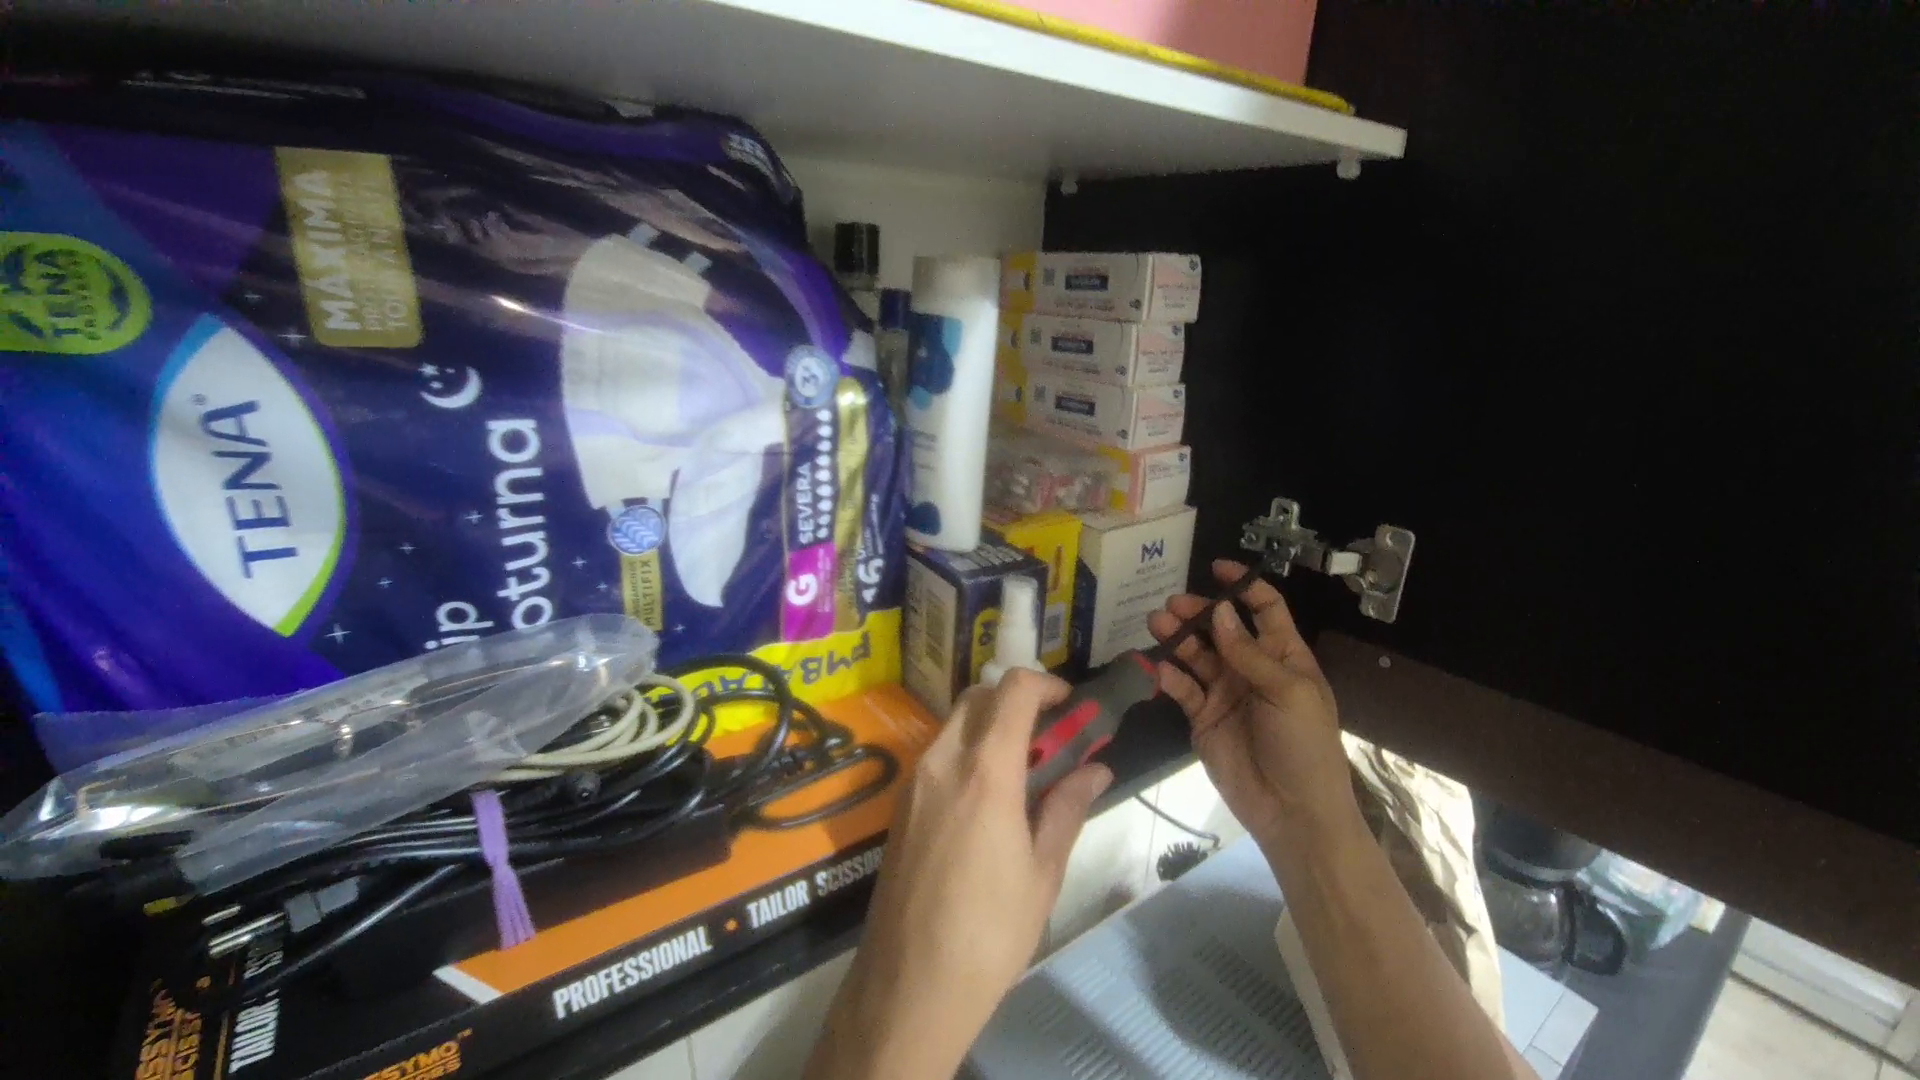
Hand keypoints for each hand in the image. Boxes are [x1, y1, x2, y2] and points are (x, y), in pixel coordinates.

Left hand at [804, 670, 1111, 1079]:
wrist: (909, 983)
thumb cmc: (991, 931)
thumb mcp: (1043, 871)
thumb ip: (1067, 808)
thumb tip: (1097, 770)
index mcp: (985, 771)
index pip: (1013, 690)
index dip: (1047, 684)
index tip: (1071, 705)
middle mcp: (942, 761)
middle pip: (978, 697)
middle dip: (1017, 700)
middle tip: (1050, 734)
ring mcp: (914, 782)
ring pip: (954, 724)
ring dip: (990, 725)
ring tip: (1025, 768)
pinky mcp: (900, 806)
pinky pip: (936, 754)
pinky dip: (966, 751)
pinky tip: (988, 796)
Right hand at [1148, 560, 1358, 845]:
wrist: (1293, 810)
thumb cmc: (1305, 744)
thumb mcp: (1287, 691)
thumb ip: (1248, 652)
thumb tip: (1219, 610)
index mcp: (1284, 656)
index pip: (1265, 609)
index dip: (1245, 586)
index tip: (1218, 568)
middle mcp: (1252, 668)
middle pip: (1221, 628)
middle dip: (1198, 613)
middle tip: (1173, 605)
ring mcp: (1225, 693)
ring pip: (1196, 655)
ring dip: (1178, 639)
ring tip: (1156, 624)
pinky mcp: (1202, 718)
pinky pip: (1183, 689)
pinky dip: (1170, 677)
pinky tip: (1161, 670)